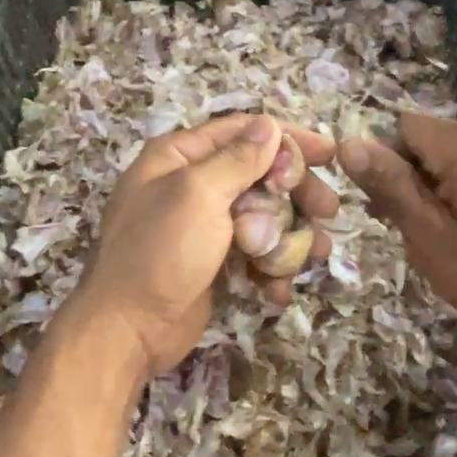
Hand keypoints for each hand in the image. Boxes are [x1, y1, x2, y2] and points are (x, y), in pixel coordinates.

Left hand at [59, 114, 338, 381]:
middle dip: (295, 194)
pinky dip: (270, 270)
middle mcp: (192, 185)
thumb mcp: (198, 195)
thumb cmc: (159, 252)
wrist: (127, 331)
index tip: (329, 154)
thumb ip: (238, 160)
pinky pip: (255, 254)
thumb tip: (269, 125)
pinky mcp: (214, 263)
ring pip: (265, 217)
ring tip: (304, 258)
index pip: (243, 131)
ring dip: (288, 238)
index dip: (287, 139)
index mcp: (180, 157)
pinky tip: (275, 290)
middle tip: (327, 211)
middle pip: (261, 175)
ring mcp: (204, 227)